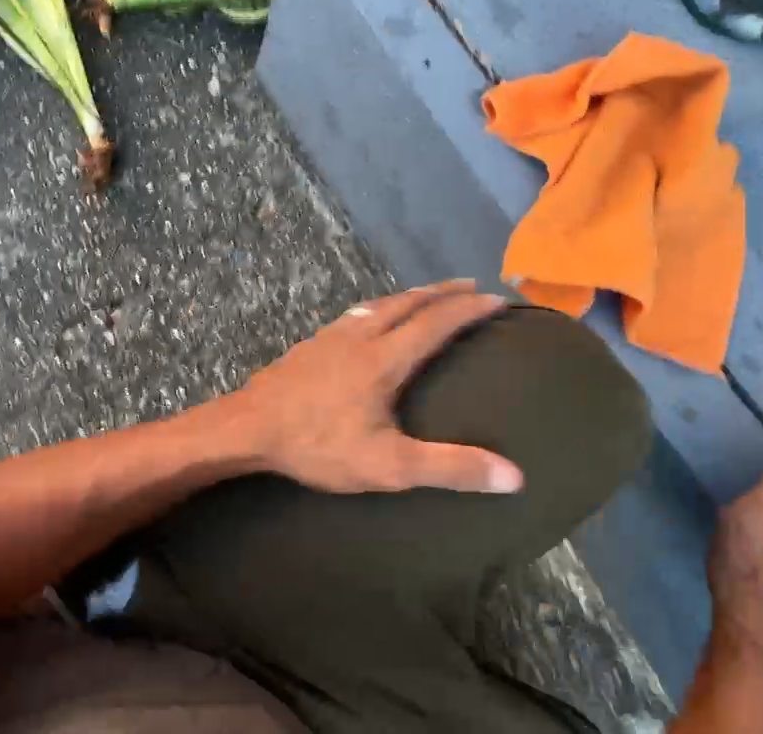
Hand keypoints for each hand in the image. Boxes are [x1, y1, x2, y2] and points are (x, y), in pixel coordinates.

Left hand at [214, 279, 523, 494]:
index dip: (467, 310)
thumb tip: (515, 476)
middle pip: (405, 303)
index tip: (497, 299)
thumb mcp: (388, 465)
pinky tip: (367, 321)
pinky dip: (375, 309)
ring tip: (424, 298)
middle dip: (440, 293)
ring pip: (375, 305)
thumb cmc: (317, 445)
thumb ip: (450, 468)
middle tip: (468, 285)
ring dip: (406, 297)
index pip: (435, 323)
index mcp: (382, 359)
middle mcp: (357, 337)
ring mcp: (328, 337)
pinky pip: (352, 315)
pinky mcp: (308, 346)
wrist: (247, 427)